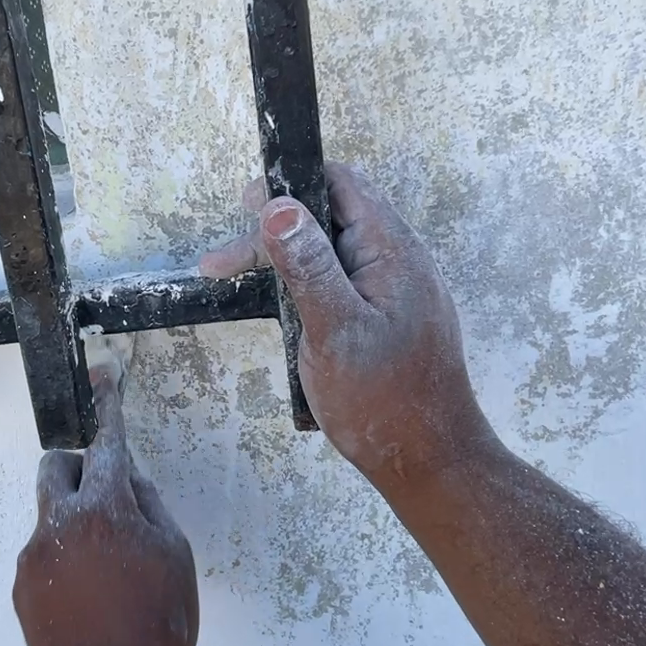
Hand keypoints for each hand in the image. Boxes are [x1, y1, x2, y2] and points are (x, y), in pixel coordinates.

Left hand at [13, 367, 198, 645]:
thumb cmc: (161, 622)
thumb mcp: (174, 554)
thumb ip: (148, 504)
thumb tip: (128, 476)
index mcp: (105, 511)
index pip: (108, 445)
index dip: (108, 406)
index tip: (103, 376)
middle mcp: (59, 524)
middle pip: (54, 465)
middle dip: (77, 466)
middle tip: (105, 497)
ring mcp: (34, 556)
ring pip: (50, 514)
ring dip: (75, 521)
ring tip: (105, 572)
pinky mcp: (21, 586)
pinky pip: (43, 553)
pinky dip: (64, 558)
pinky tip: (88, 598)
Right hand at [199, 162, 494, 483]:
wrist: (425, 460)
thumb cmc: (381, 398)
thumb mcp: (335, 328)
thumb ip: (308, 265)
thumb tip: (277, 205)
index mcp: (391, 251)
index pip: (343, 185)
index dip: (292, 184)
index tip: (245, 206)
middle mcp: (393, 261)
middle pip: (326, 219)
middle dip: (271, 231)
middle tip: (219, 262)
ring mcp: (387, 290)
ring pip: (325, 253)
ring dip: (278, 260)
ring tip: (227, 278)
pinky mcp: (378, 316)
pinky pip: (333, 282)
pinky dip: (297, 284)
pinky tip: (272, 302)